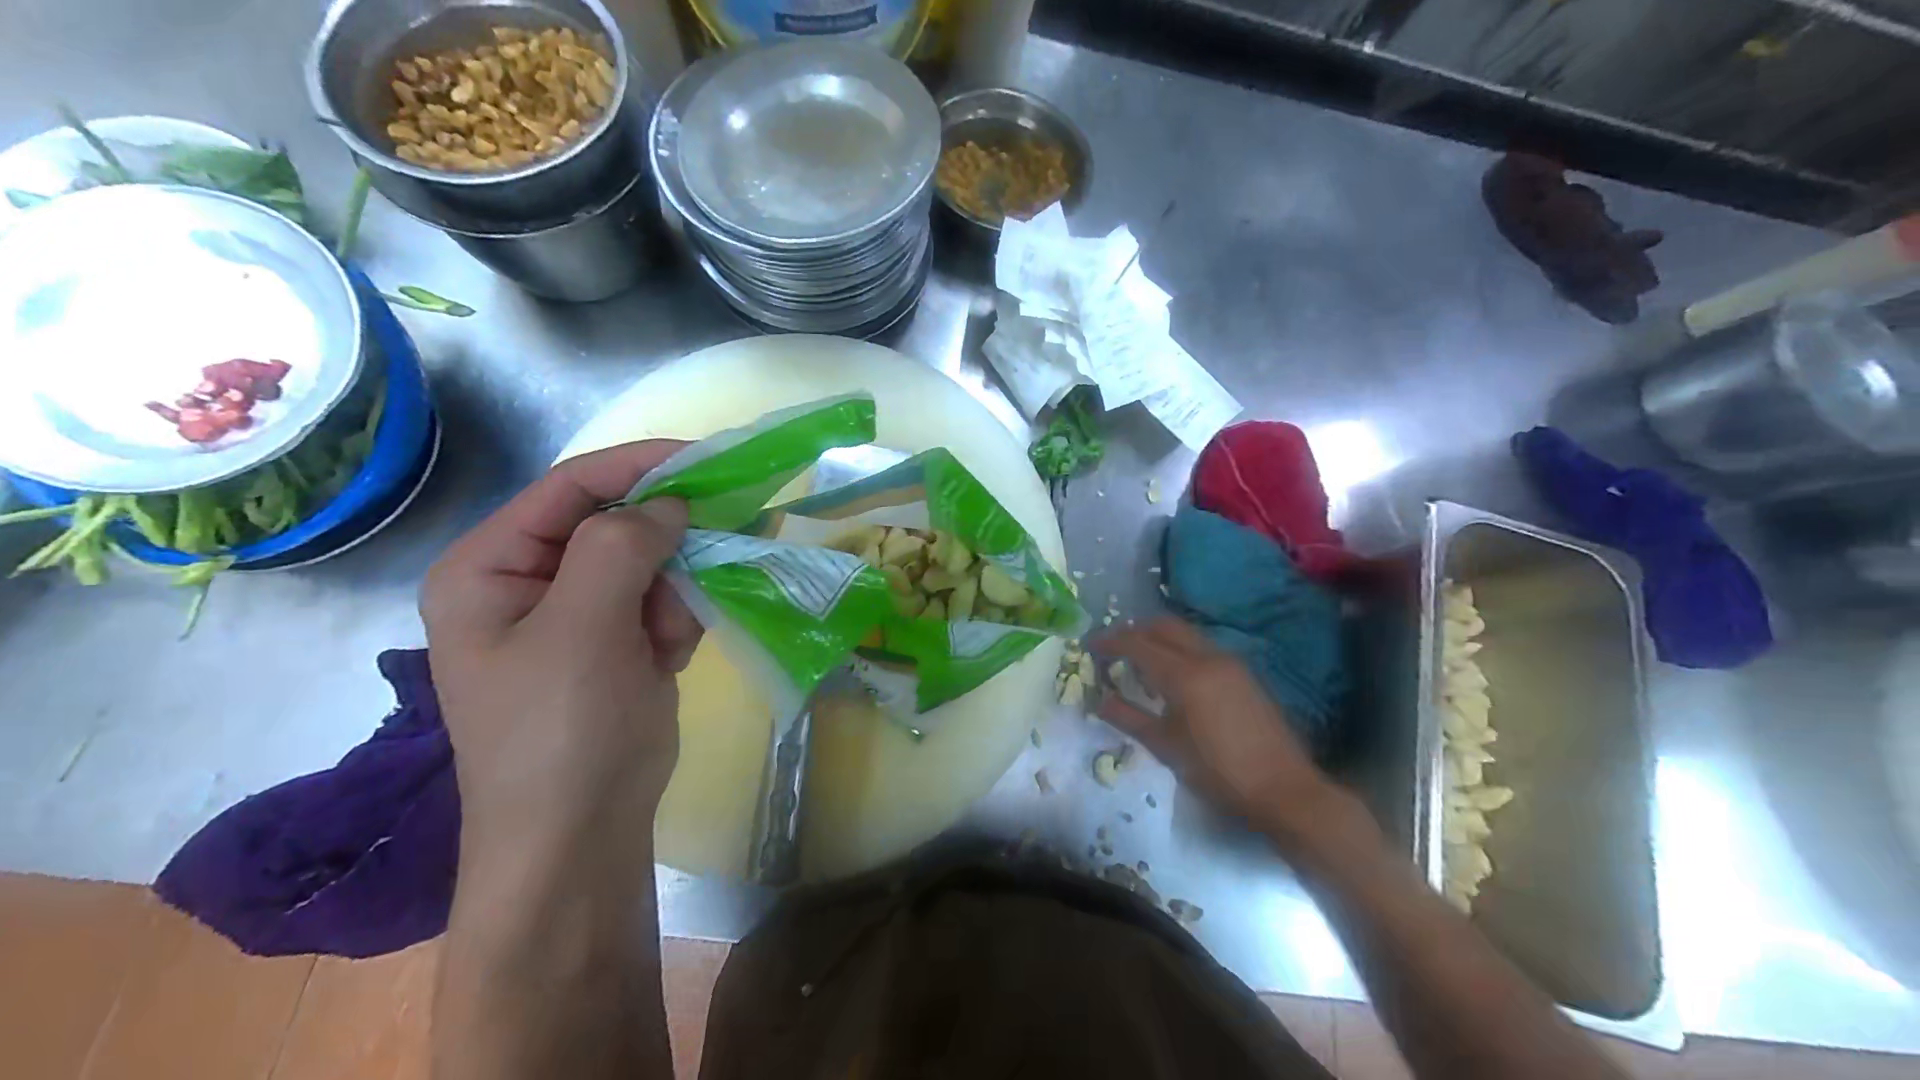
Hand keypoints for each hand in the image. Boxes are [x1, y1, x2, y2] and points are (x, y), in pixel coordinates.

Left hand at [422, 441, 698, 860]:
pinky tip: (669, 656)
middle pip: (613, 523)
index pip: (569, 489)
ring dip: (673, 591)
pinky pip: (662, 601)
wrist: (580, 838)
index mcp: (491, 568)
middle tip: (716, 545)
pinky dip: (678, 619)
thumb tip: (669, 502)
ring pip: (648, 563)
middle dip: (665, 540)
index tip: (707, 459)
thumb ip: (620, 548)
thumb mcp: (582, 630)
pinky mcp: (617, 644)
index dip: (638, 466)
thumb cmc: (561, 732)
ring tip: (668, 639)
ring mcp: (578, 615)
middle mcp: (530, 582)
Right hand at [1096, 618, 1344, 842]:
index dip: (1110, 641)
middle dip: (1134, 630)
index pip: (1137, 644)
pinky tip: (1172, 674)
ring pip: (1186, 634)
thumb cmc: (1217, 771)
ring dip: (1158, 638)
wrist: (1283, 788)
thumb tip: (1098, 700)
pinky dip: (1179, 649)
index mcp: (1184, 675)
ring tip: (1139, 659)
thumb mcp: (1165, 746)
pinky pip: (1202, 647)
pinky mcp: (1244, 675)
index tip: (1089, 645)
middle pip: (1164, 626)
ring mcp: (1230, 663)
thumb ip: (1129, 718)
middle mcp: (1207, 657)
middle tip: (1113, 646)